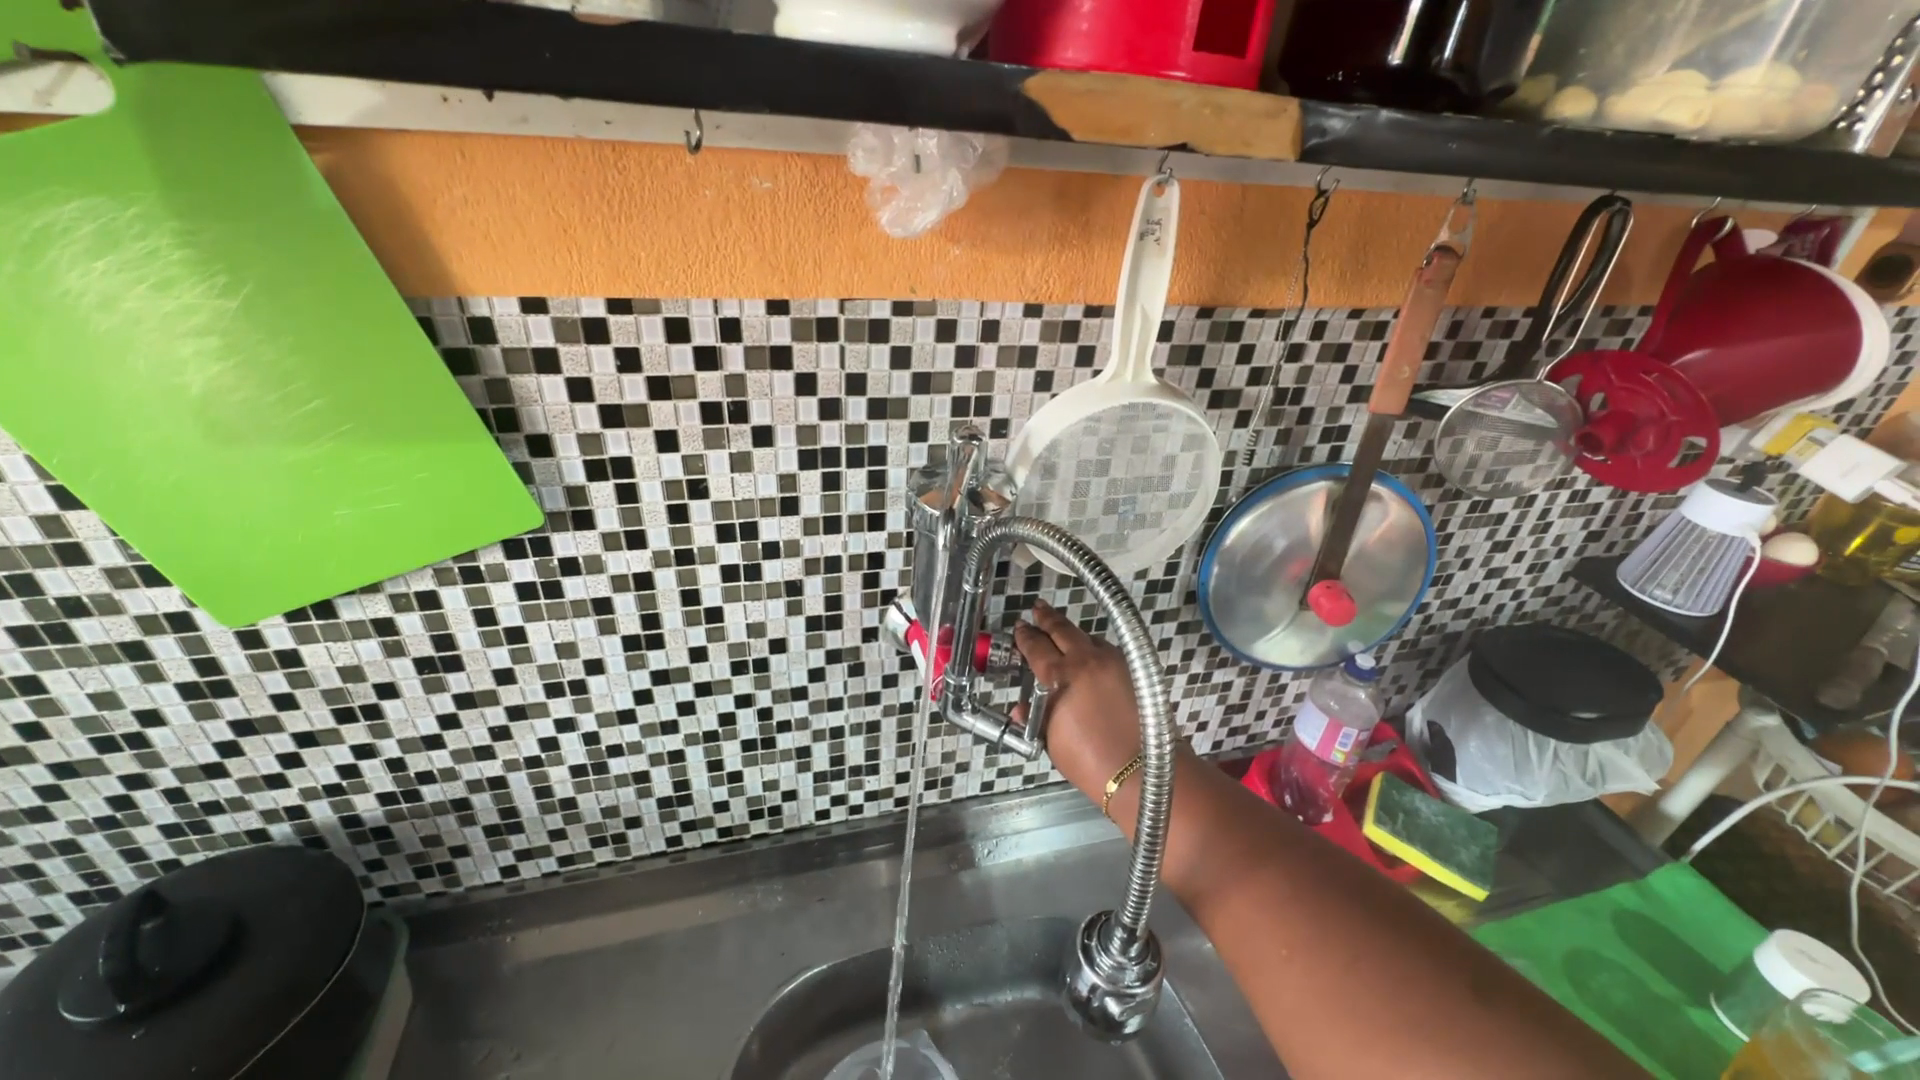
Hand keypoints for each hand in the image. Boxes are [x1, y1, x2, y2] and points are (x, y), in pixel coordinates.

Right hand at [1012, 601, 1145, 802]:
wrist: (1141, 771)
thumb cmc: (1088, 759)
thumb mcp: (1050, 740)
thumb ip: (1034, 717)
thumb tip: (1020, 708)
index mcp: (1061, 676)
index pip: (1037, 647)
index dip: (1025, 636)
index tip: (1019, 627)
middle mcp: (1088, 660)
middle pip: (1063, 630)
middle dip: (1047, 618)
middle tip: (1037, 608)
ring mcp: (1114, 661)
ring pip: (1089, 637)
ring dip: (1072, 632)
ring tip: (1061, 630)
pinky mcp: (1133, 670)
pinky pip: (1107, 649)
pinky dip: (1093, 647)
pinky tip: (1089, 655)